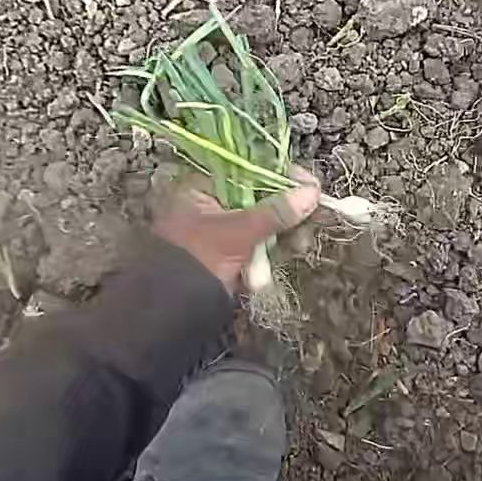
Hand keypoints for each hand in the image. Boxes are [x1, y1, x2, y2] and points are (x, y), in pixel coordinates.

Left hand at [151, 176, 319, 294]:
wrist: (169, 312)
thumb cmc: (196, 261)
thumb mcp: (238, 232)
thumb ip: (275, 212)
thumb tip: (311, 193)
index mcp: (204, 188)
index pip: (249, 169)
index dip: (282, 176)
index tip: (308, 185)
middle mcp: (212, 204)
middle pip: (262, 197)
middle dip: (288, 210)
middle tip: (312, 217)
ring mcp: (221, 231)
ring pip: (264, 223)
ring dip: (285, 232)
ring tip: (300, 243)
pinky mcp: (230, 254)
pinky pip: (260, 244)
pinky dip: (273, 250)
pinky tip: (290, 252)